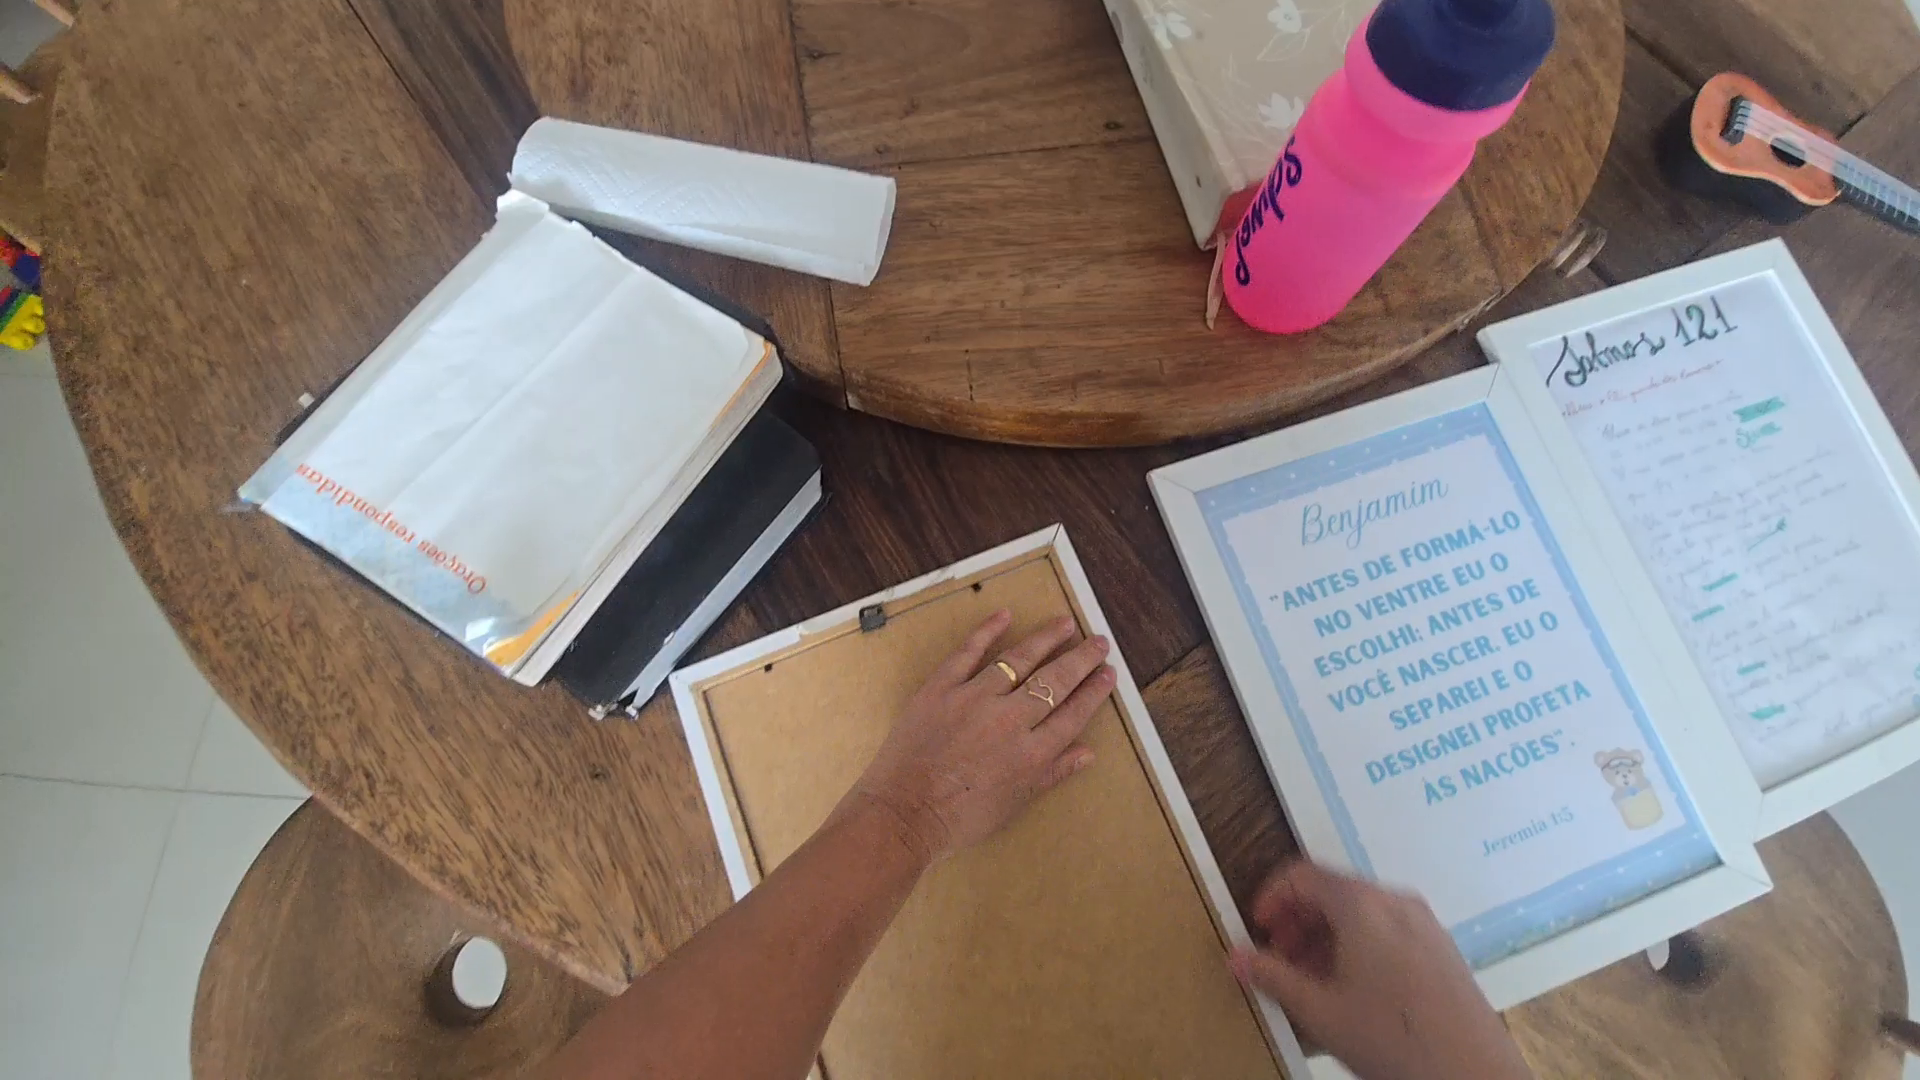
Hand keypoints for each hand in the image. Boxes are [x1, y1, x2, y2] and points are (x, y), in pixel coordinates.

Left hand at [849, 610, 1115, 863]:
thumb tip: (1087, 752)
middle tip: (1099, 641)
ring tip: (1065, 623)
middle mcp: (1010, 719)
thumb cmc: (961, 818)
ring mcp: (975, 698)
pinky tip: (1005, 614)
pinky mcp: (942, 687)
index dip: (1094, 691)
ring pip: (1019, 659)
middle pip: (1055, 681)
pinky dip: (987, 631)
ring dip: (1046, 638)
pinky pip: (968, 652)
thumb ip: (1052, 774)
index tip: (1108, 672)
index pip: (1073, 714)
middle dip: (1081, 659)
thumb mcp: (1014, 804)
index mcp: (1032, 753)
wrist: (904, 814)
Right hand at [1230, 861, 1531, 1079]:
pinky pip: (1386, 927)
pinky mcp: (1443, 948)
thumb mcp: (1320, 1012)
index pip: (1300, 874)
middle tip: (1281, 956)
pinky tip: (1355, 988)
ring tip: (1313, 978)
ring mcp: (1423, 922)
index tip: (1258, 930)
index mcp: (1361, 904)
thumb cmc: (1393, 1041)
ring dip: (1325, 933)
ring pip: (1359, 911)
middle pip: (1330, 890)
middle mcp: (1393, 900)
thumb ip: (1271, 976)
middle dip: (1297, 919)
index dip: (1271, 897)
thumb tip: (1232, 955)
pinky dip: (1358, 942)